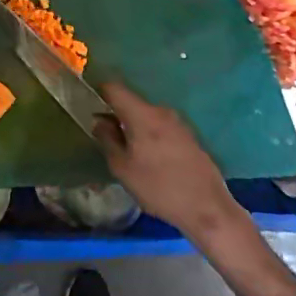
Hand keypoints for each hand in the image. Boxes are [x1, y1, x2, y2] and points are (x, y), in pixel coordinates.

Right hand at [93, 81, 246, 238]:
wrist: (207, 207)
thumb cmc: (158, 188)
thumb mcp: (123, 168)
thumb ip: (107, 139)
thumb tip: (99, 121)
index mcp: (142, 115)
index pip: (114, 88)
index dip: (99, 92)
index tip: (89, 105)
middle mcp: (161, 111)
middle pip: (132, 103)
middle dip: (117, 114)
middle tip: (106, 136)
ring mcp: (178, 123)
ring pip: (147, 116)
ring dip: (134, 126)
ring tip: (128, 150)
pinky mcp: (189, 136)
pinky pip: (162, 127)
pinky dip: (150, 135)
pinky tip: (150, 158)